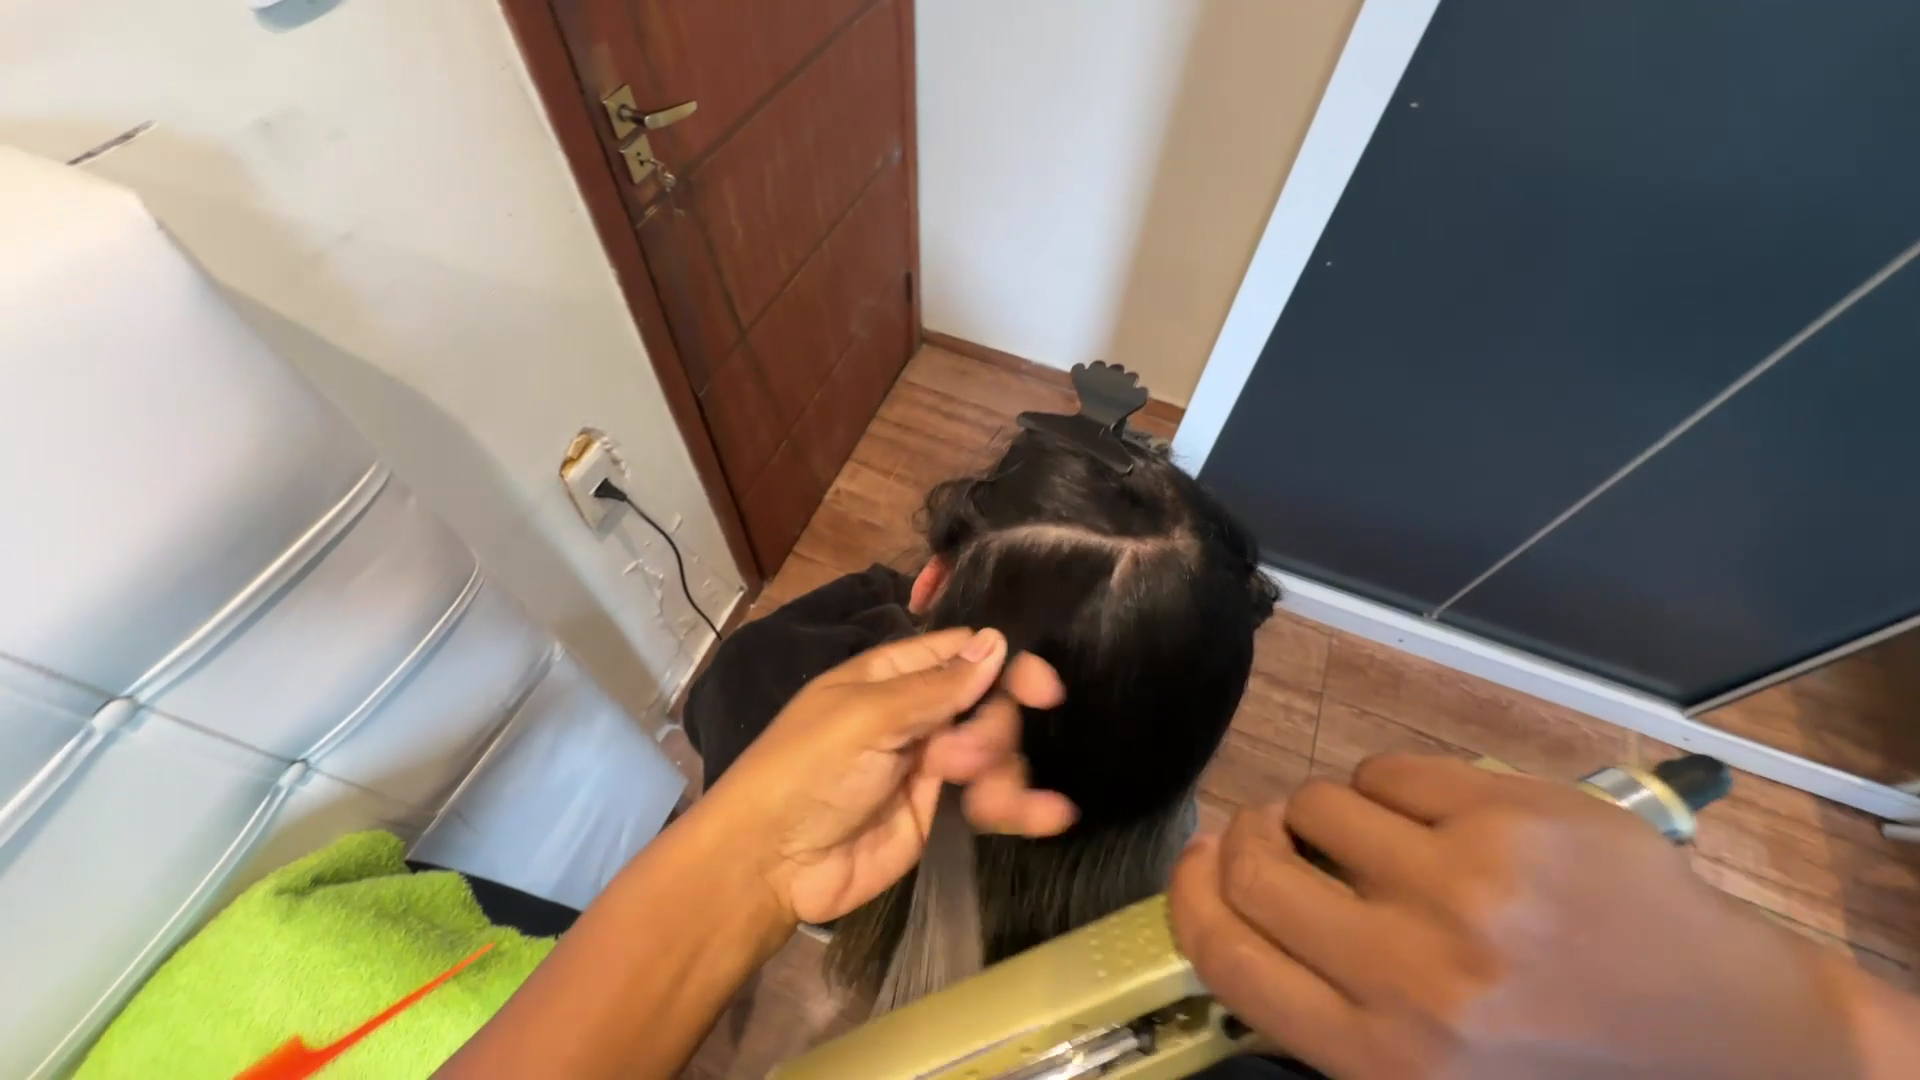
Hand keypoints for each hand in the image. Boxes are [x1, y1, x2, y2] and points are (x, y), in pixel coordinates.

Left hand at [702, 627, 1076, 925]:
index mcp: (891, 675)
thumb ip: (936, 687)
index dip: (1003, 662)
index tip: (1044, 689)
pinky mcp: (937, 811)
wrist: (769, 866)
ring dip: (1005, 771)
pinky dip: (1021, 804)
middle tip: (962, 761)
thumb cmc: (807, 771)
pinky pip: (987, 797)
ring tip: (991, 802)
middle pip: (984, 702)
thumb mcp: (867, 719)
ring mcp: (927, 763)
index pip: (959, 653)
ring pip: (993, 750)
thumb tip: (997, 642)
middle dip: (991, 729)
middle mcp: (915, 713)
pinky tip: (1052, 814)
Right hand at [1169, 754, 1862, 1078]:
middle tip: (1271, 834)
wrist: (1748, 1047)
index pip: (1227, 954)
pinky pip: (1386, 771)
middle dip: (1249, 835)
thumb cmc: (1561, 1066)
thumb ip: (1323, 1005)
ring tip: (1381, 841)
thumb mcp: (1426, 1075)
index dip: (1190, 894)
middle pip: (1255, 865)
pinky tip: (1446, 824)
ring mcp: (1465, 886)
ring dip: (1328, 814)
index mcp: (1384, 1058)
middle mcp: (1413, 975)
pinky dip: (1393, 790)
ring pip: (1317, 802)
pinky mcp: (1509, 816)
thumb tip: (1232, 896)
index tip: (1193, 862)